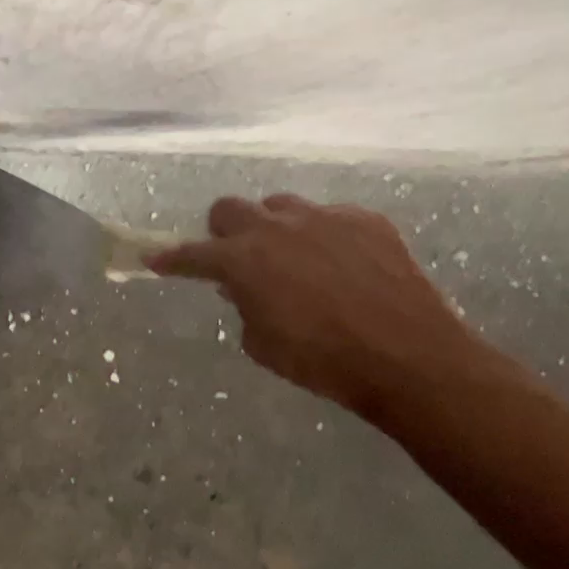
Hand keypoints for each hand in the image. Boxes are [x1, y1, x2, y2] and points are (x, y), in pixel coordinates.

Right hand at [147, 195, 485, 415]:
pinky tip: (341, 262)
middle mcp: (274, 228)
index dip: (170, 259)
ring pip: (280, 206)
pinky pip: (332, 217)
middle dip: (224, 231)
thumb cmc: (324, 361)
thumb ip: (242, 307)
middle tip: (236, 256)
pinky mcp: (367, 222)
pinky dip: (326, 235)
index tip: (155, 261)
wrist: (413, 362)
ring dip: (275, 227)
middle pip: (229, 208)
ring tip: (292, 254)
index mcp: (241, 260)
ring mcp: (323, 219)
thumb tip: (241, 288)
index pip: (190, 253)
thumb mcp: (261, 343)